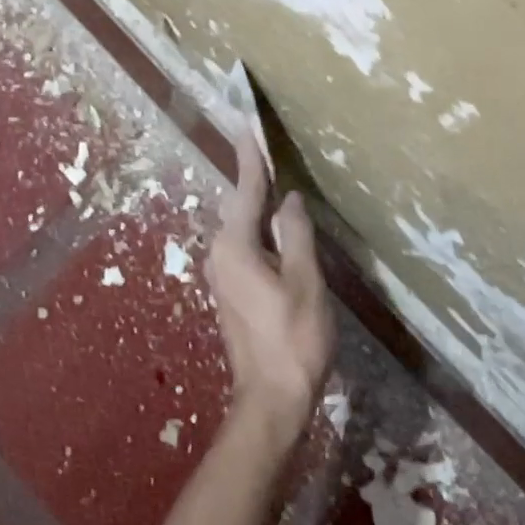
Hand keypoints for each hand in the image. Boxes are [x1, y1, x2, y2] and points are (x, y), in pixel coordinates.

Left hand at [207, 132, 335, 444]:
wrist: (271, 399)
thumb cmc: (293, 338)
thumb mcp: (305, 281)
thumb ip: (296, 234)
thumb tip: (289, 200)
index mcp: (235, 246)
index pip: (246, 190)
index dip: (251, 157)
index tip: (245, 125)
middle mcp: (220, 255)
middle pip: (241, 207)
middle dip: (256, 178)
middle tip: (267, 147)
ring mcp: (222, 276)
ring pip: (244, 229)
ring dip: (260, 206)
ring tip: (278, 179)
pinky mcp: (231, 292)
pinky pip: (246, 248)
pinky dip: (261, 233)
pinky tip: (279, 230)